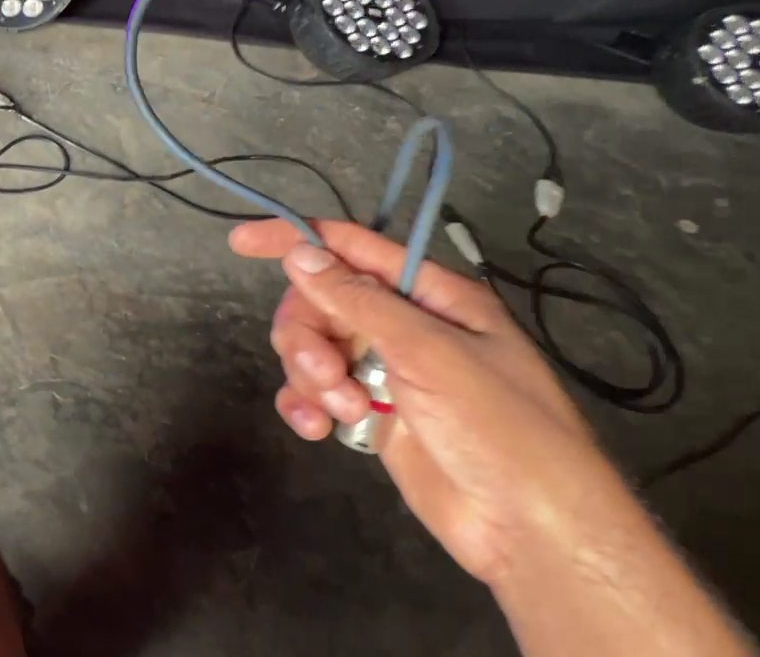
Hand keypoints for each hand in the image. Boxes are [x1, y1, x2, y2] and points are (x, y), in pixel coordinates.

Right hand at [230, 219, 634, 586]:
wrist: (531, 532)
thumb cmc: (500, 430)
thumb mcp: (428, 353)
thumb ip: (357, 300)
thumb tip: (300, 253)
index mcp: (431, 297)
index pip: (350, 248)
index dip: (294, 240)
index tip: (240, 243)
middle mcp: (404, 326)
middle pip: (318, 303)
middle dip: (307, 337)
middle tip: (321, 373)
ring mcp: (385, 370)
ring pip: (310, 347)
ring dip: (311, 376)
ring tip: (341, 412)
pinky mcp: (370, 410)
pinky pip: (314, 390)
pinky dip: (306, 404)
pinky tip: (316, 429)